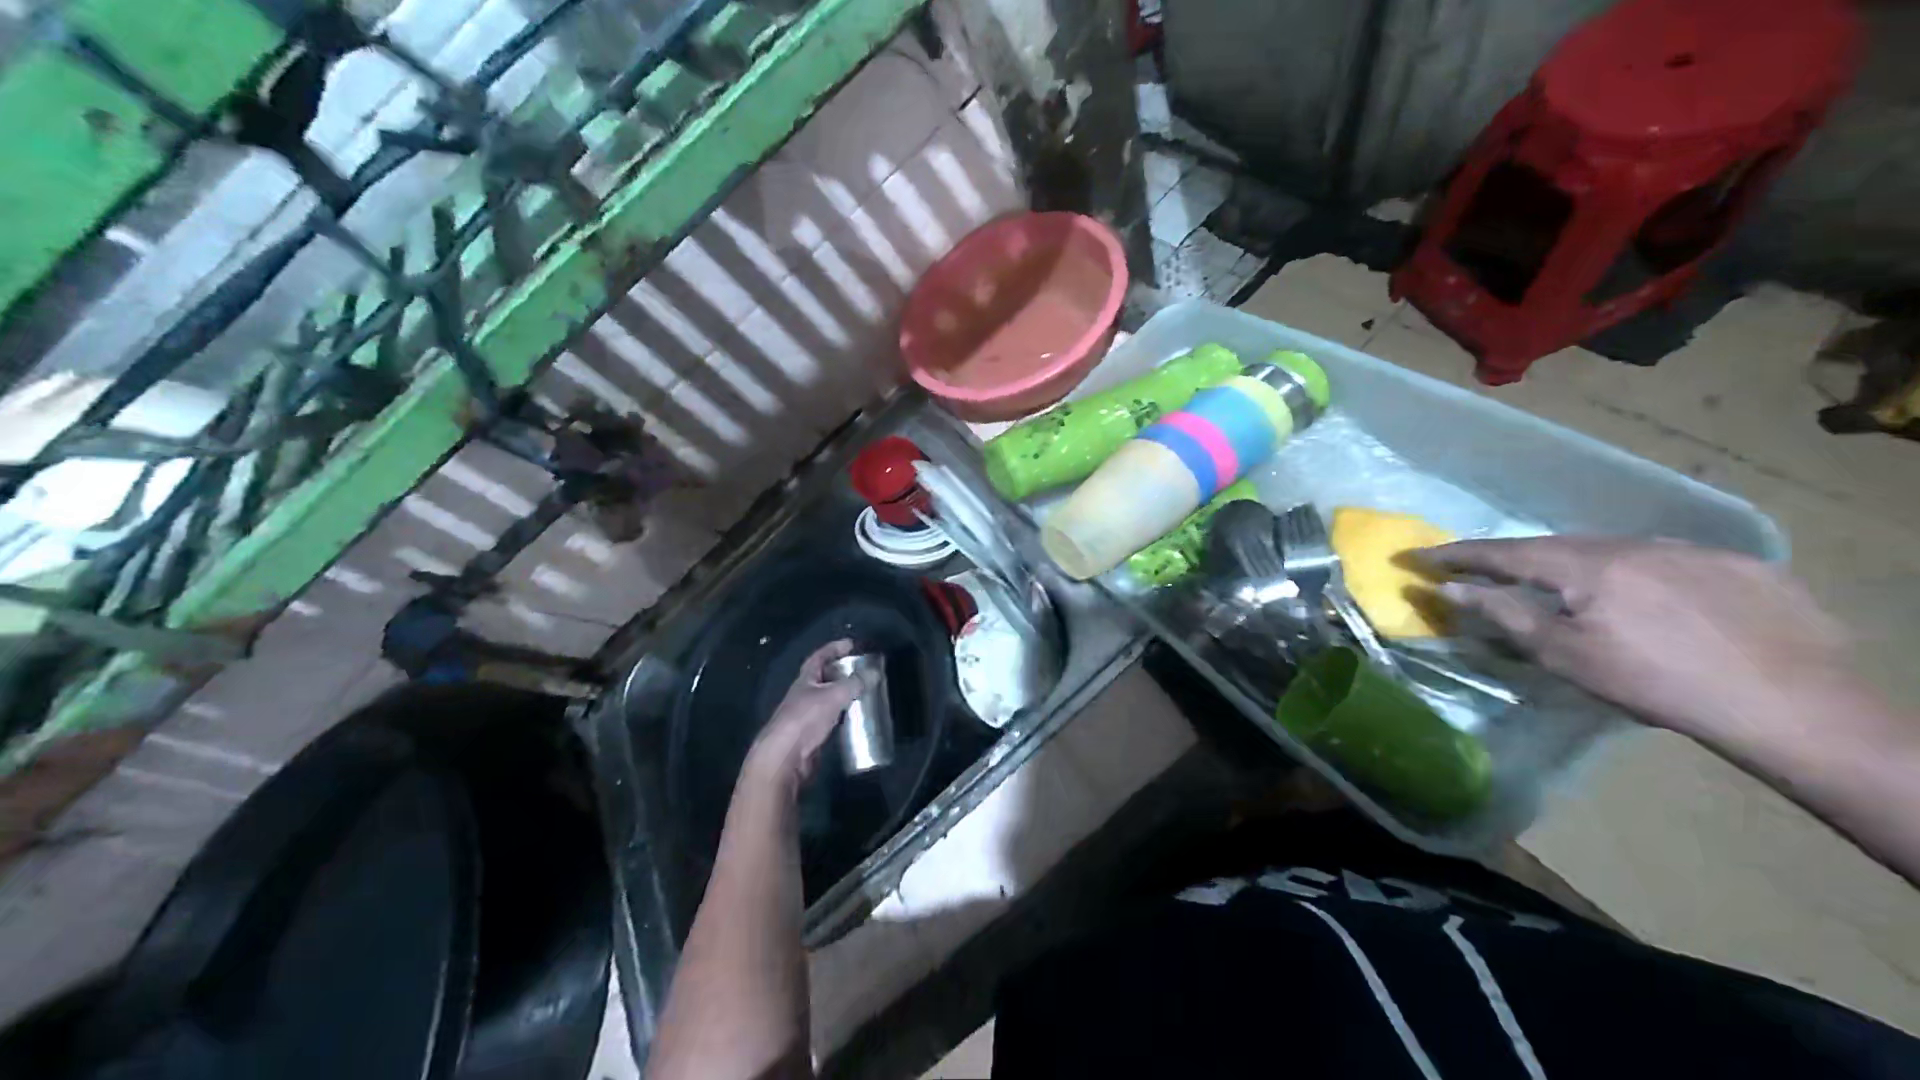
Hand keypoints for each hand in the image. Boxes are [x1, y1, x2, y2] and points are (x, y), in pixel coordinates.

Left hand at [740, 639, 872, 795]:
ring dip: (842, 694)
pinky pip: (829, 719)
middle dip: (841, 671)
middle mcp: (803, 694)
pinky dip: (841, 715)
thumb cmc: (806, 719)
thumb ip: (855, 683)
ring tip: (863, 693)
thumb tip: (875, 671)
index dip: (834, 648)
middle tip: (861, 670)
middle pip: (823, 677)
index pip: (819, 657)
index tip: (852, 644)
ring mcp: (805, 715)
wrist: (784, 757)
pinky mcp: (810, 735)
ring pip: (827, 699)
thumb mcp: (833, 696)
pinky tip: (853, 718)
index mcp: (805, 680)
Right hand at [1421, 537, 1854, 744]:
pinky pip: (1664, 558)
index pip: (1502, 552)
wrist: (1795, 705)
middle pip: (1555, 545)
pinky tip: (1647, 600)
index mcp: (1586, 564)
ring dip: (1574, 564)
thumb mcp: (1565, 654)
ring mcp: (1691, 549)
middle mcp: (1633, 543)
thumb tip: (1449, 587)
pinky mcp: (1740, 564)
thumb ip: (1504, 613)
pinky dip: (1633, 573)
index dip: (1454, 554)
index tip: (1415, 555)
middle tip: (1486, 574)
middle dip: (1514, 558)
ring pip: (1611, 549)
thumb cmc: (1657, 683)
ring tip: (1566, 590)